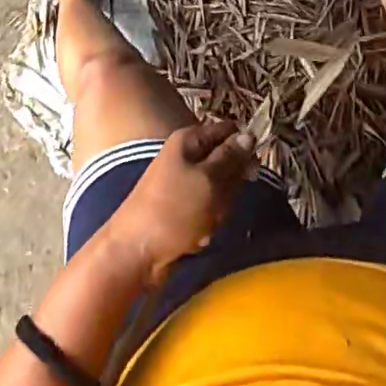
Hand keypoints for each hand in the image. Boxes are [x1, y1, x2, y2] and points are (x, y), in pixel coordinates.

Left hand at [100, 120, 255, 283]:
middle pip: (227, 164)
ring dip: (218, 210)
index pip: (228, 131)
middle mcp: (185, 156)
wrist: (134, 254)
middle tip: (218, 202)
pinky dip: (206, 224)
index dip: (243, 148)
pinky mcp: (181, 208)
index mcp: (189, 140)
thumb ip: (231, 157)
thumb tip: (249, 135)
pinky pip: (207, 211)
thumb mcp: (208, 180)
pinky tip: (195, 237)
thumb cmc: (172, 211)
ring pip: (220, 191)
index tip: (250, 169)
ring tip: (204, 222)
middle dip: (229, 187)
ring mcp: (182, 183)